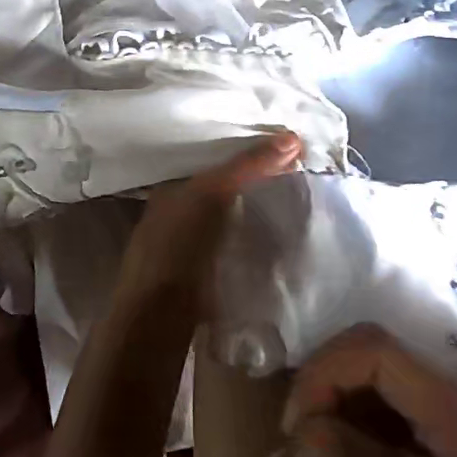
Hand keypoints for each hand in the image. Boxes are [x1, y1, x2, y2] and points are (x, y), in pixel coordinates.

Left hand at [114, 132, 301, 302]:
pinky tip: (279, 233)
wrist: (158, 319)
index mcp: (172, 188)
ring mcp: (189, 245)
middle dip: (257, 178)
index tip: (284, 147)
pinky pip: (237, 243)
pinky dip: (256, 236)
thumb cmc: (178, 245)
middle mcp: (177, 212)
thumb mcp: (213, 192)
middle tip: (298, 170)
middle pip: (225, 186)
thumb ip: (248, 165)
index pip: (215, 158)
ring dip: (258, 208)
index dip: (248, 150)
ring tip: (296, 196)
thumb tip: (292, 138)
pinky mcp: (204, 273)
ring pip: (231, 214)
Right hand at [283, 325, 456, 456]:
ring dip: (341, 403)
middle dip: (326, 384)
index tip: (294, 430)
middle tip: (299, 445)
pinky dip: (364, 424)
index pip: (377, 349)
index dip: (325, 372)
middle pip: (377, 352)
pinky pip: (400, 408)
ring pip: (384, 376)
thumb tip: (309, 428)